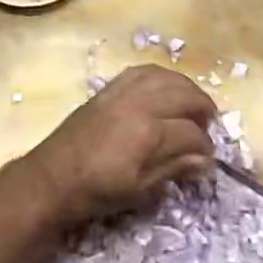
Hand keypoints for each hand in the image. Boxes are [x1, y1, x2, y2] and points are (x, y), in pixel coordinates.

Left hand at [21, 65, 216, 226]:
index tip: (208, 158)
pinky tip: (166, 87)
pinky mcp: (108, 88)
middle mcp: (139, 105)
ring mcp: (122, 92)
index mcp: (150, 134)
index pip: (191, 133)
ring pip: (165, 77)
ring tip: (193, 103)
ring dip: (185, 87)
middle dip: (202, 109)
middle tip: (208, 124)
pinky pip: (141, 71)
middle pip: (183, 95)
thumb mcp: (140, 189)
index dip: (205, 146)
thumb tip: (205, 160)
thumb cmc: (98, 191)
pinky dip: (160, 76)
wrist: (54, 176)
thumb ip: (174, 168)